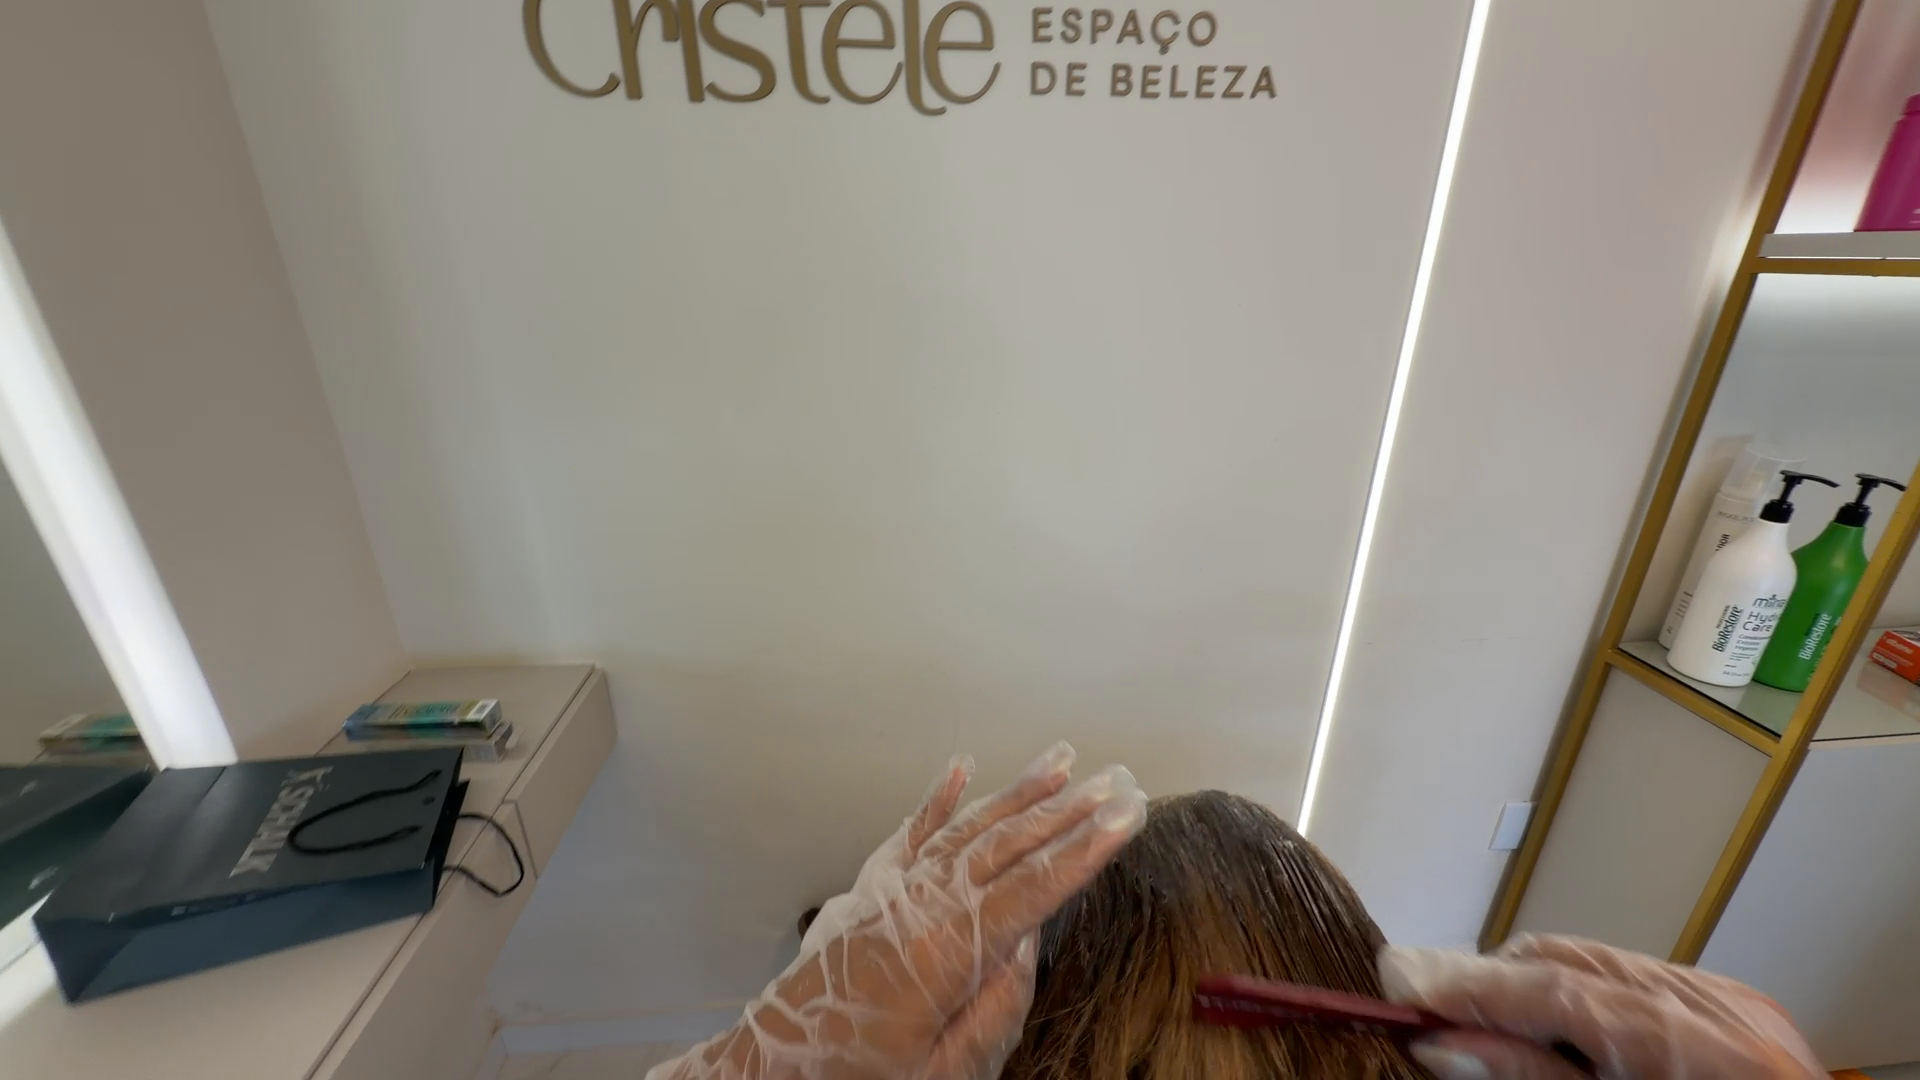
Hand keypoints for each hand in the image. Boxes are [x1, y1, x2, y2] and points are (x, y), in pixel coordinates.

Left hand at [650, 742, 1147, 1079]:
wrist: (773, 1064)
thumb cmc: (858, 1078)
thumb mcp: (941, 1076)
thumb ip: (994, 1011)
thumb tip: (1028, 941)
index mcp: (947, 950)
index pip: (1034, 887)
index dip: (1085, 849)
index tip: (1125, 816)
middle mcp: (926, 901)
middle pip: (1011, 845)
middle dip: (1069, 810)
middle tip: (1115, 779)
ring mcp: (899, 885)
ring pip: (971, 826)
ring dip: (1020, 792)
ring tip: (1061, 761)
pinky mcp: (876, 883)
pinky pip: (914, 830)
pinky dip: (940, 797)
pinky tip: (962, 765)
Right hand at [1379, 933, 1823, 1078]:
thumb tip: (1436, 1042)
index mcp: (1707, 1055)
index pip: (1555, 990)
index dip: (1467, 983)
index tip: (1396, 978)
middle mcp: (1716, 1008)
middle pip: (1558, 960)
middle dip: (1485, 981)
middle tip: (1427, 1009)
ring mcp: (1722, 998)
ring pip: (1578, 958)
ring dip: (1519, 985)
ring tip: (1484, 1025)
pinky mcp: (1722, 999)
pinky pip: (1610, 973)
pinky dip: (1564, 992)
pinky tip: (1549, 1027)